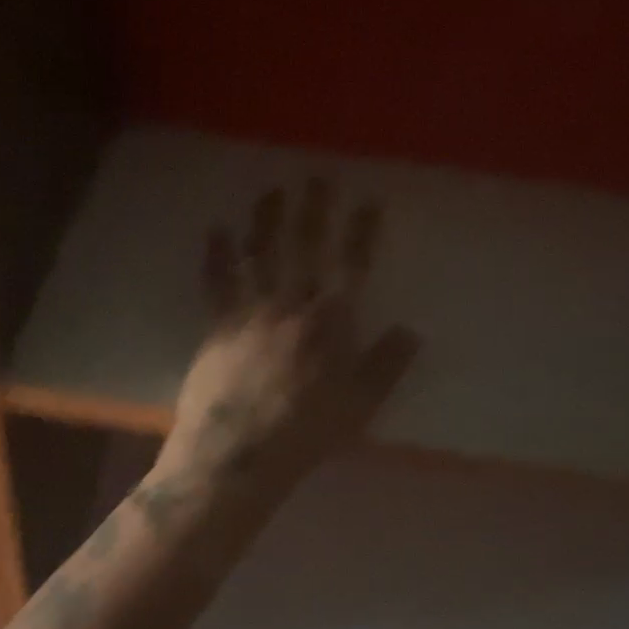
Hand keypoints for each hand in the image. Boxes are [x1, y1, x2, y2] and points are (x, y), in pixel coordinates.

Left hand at [162, 180, 418, 480]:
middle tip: (316, 176)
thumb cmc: (305, 432)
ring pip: (260, 255)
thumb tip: (412, 330)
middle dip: (313, 210)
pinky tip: (215, 228)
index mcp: (330, 323)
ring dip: (266, 220)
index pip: (351, 266)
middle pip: (304, 248)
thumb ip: (386, 365)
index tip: (368, 200)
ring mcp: (250, 312)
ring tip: (272, 190)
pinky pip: (216, 281)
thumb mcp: (360, 406)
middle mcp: (290, 306)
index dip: (361, 232)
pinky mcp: (217, 325)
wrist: (237, 452)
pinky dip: (216, 253)